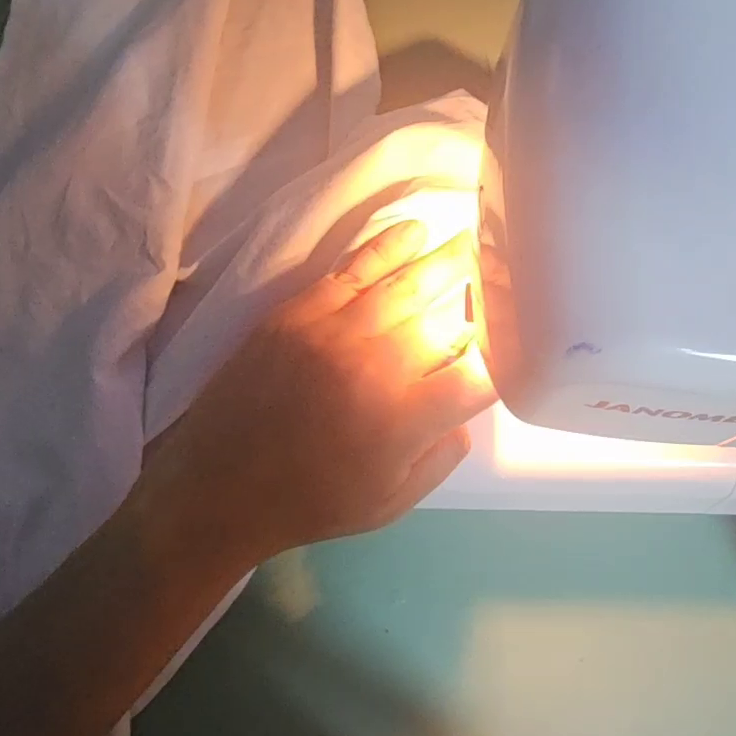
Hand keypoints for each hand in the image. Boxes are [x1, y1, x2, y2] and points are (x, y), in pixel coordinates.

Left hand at [127, 218, 496, 572]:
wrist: (219, 489)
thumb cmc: (312, 504)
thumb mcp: (392, 503)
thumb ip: (442, 458)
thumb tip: (465, 413)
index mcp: (405, 421)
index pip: (478, 374)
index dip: (506, 358)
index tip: (516, 346)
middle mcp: (377, 367)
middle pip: (447, 319)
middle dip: (484, 298)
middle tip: (508, 274)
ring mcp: (334, 332)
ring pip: (405, 285)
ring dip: (447, 261)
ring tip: (476, 240)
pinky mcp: (297, 313)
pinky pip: (351, 269)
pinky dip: (386, 247)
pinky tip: (414, 231)